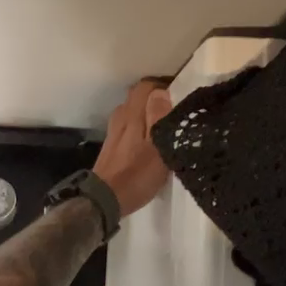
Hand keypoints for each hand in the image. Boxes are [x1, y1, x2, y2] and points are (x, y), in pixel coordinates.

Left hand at [91, 79, 174, 217]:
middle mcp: (120, 118)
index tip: (180, 95)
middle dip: (156, 99)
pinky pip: (128, 127)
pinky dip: (140, 127)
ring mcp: (114, 132)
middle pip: (138, 98)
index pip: (145, 86)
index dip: (163, 86)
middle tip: (176, 111)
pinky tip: (150, 142)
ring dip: (147, 114)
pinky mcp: (112, 146)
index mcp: (131, 114)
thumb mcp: (157, 147)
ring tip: (166, 127)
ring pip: (132, 113)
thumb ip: (159, 117)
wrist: (105, 199)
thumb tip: (160, 92)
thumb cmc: (136, 174)